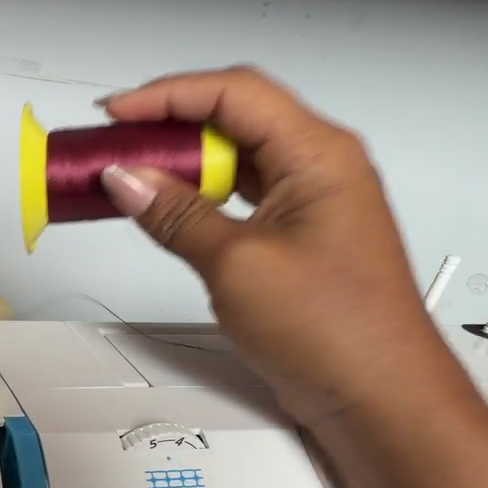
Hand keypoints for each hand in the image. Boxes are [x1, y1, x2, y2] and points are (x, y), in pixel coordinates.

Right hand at [98, 67, 471, 425]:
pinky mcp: (290, 237)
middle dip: (165, 127)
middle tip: (113, 147)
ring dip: (177, 165)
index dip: (166, 95)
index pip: (232, 95)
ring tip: (127, 178)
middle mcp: (317, 167)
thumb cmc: (334, 328)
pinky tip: (162, 211)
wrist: (374, 393)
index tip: (114, 114)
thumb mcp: (237, 264)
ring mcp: (306, 203)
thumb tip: (127, 179)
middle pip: (231, 119)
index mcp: (318, 154)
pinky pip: (235, 197)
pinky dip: (193, 198)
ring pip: (231, 159)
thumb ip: (176, 214)